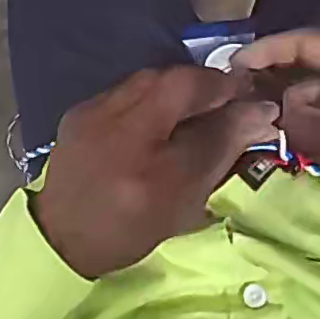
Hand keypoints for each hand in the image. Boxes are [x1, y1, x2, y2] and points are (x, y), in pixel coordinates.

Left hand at [32, 66, 279, 278]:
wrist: (61, 237)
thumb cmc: (127, 229)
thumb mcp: (182, 201)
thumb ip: (219, 151)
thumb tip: (258, 113)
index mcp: (142, 158)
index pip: (198, 113)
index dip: (233, 96)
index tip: (256, 100)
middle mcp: (112, 124)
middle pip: (171, 82)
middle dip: (208, 84)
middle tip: (230, 99)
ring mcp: (91, 113)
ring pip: (147, 81)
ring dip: (181, 85)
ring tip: (199, 104)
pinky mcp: (78, 112)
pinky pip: (126, 90)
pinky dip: (153, 93)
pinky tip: (161, 111)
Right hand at [233, 29, 319, 263]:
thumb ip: (294, 118)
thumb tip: (272, 109)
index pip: (307, 41)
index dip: (267, 50)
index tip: (233, 66)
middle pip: (313, 63)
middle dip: (277, 79)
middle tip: (240, 97)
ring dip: (294, 105)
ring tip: (263, 122)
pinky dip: (312, 120)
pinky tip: (291, 136)